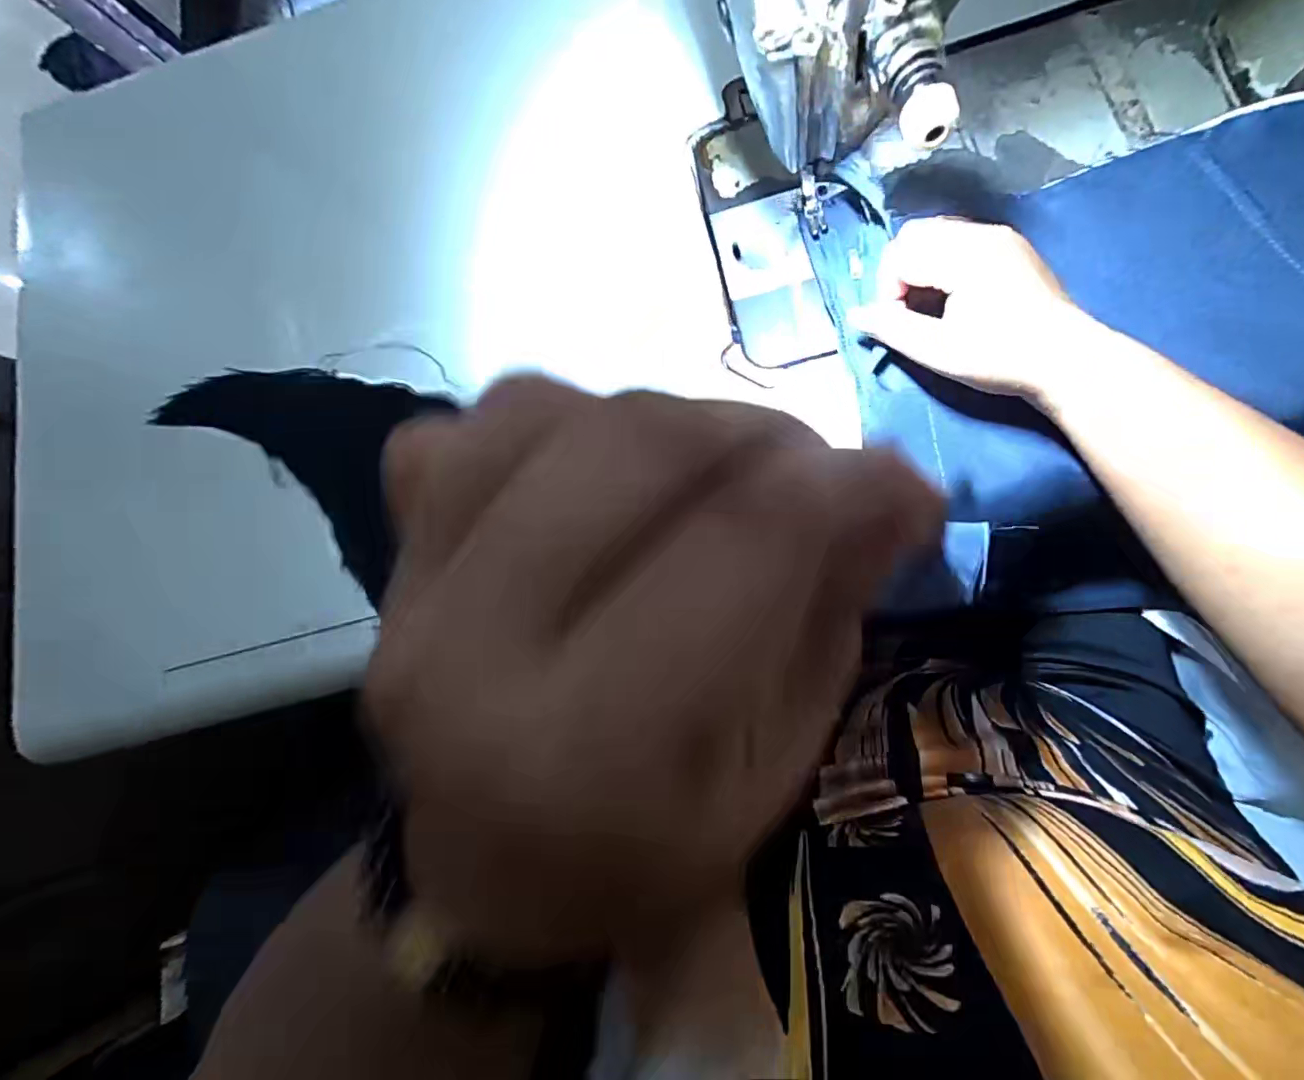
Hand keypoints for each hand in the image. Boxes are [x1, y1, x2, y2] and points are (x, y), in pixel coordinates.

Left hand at [366, 377, 940, 964]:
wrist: (492, 873)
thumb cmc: (659, 848)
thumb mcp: (777, 765)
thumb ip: (830, 612)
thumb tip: (899, 489)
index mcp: (593, 748)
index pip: (741, 545)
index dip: (846, 486)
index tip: (911, 484)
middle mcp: (475, 656)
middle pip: (645, 450)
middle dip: (766, 437)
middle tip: (818, 473)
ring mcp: (410, 593)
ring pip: (566, 412)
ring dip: (682, 421)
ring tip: (727, 471)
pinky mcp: (392, 552)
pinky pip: (494, 417)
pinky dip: (582, 417)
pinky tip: (621, 475)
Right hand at [848, 217, 1101, 400]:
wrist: (1066, 360)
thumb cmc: (1002, 358)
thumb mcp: (941, 352)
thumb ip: (894, 330)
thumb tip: (857, 315)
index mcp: (963, 254)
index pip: (901, 254)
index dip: (888, 291)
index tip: (899, 324)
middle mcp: (981, 233)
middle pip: (917, 234)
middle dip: (902, 272)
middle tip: (910, 313)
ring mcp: (1001, 237)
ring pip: (940, 235)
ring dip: (923, 266)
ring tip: (932, 307)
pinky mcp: (1013, 248)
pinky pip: (964, 241)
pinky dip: (947, 262)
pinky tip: (957, 297)